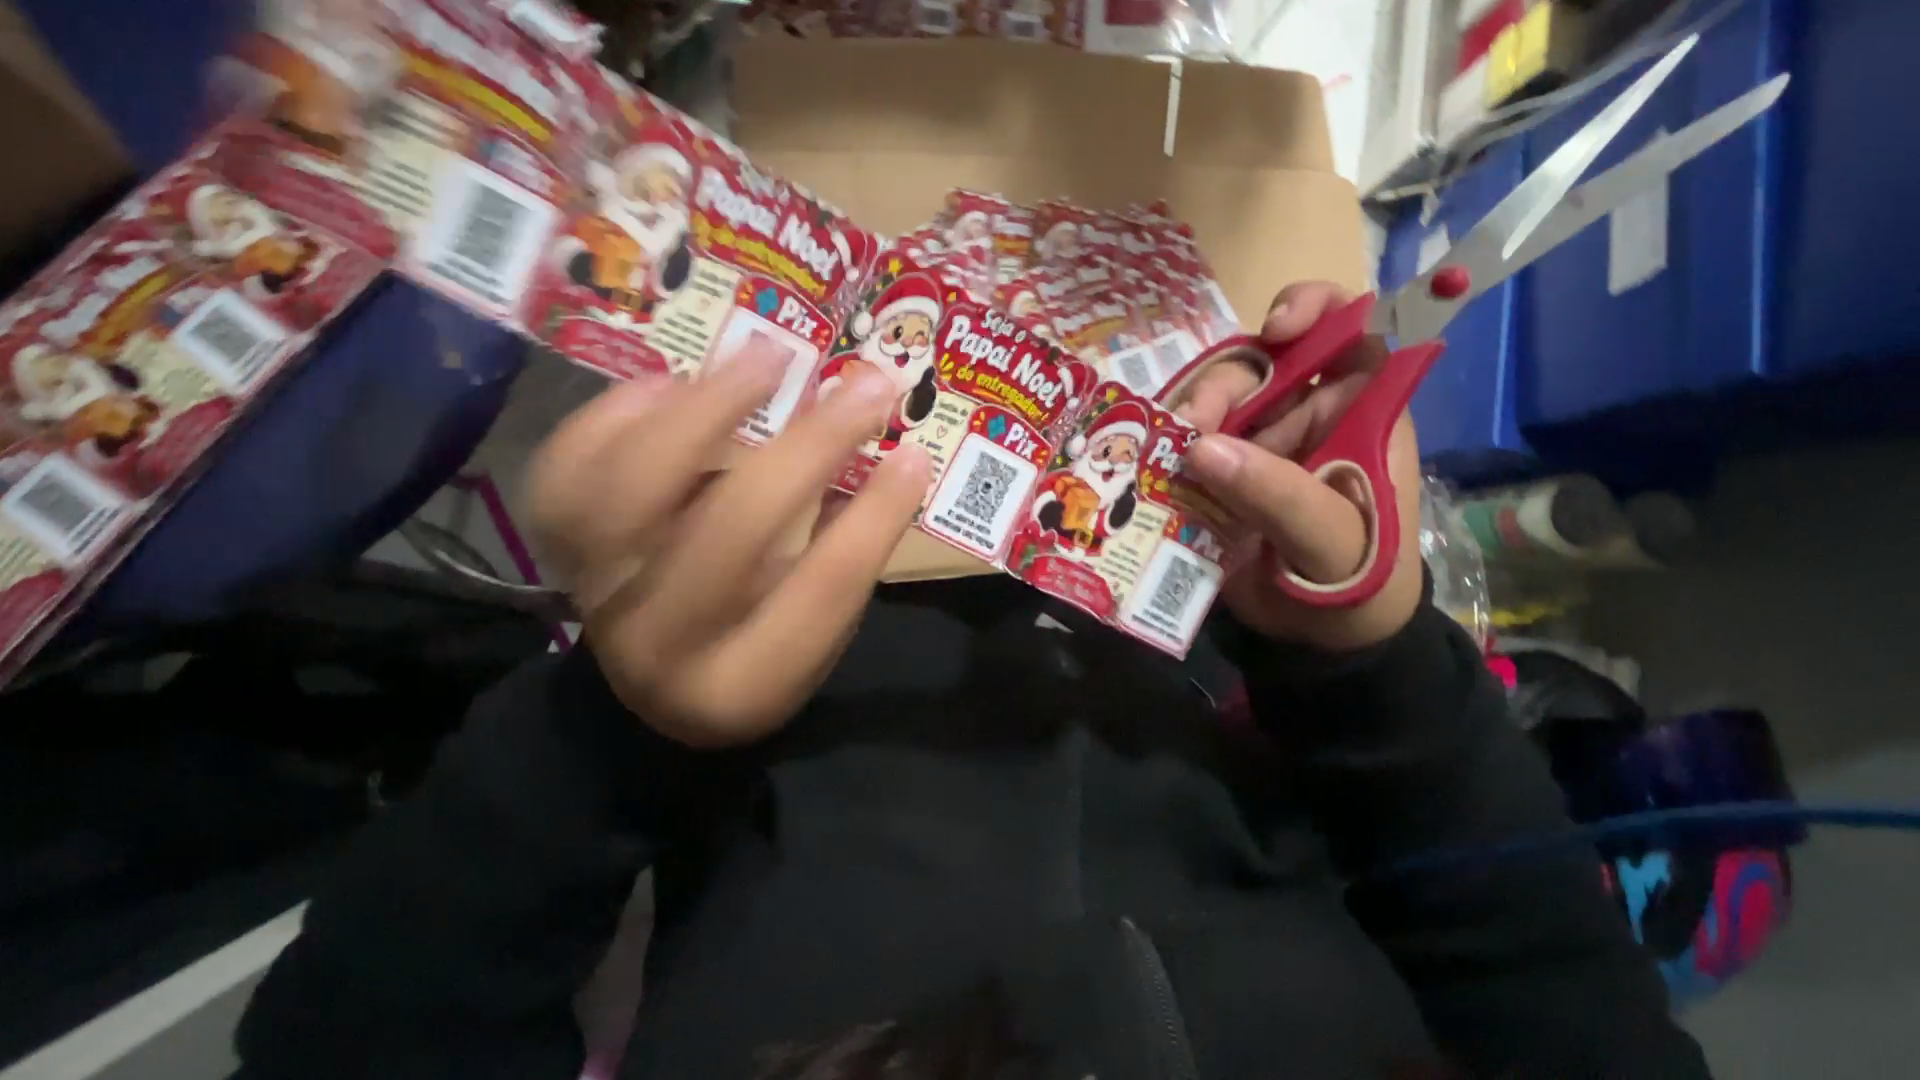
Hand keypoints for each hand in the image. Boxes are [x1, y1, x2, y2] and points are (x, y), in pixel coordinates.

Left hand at [527, 343, 928, 747]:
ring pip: (632, 489)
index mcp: (742, 687)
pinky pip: (570, 469)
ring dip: (706, 409)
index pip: (819, 592)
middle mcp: (658, 643)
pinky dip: (616, 414)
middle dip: (810, 448)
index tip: (914, 454)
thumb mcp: (810, 640)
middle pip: (730, 532)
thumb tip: (885, 458)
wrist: (638, 695)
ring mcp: (594, 591)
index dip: (875, 519)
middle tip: (863, 386)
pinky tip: (671, 382)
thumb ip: (838, 562)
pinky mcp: (555, 548)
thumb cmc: (750, 654)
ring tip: (767, 355)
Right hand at [1172, 282, 1424, 652]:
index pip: (1349, 331)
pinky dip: (1163, 444)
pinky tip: (1150, 461)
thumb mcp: (1329, 539)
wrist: (1320, 642)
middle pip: (1261, 363)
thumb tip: (1201, 445)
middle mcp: (1305, 416)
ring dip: (1188, 414)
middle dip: (1225, 383)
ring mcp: (1257, 444)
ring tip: (1168, 451)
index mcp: (1358, 414)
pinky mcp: (1218, 474)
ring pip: (1215, 398)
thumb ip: (1277, 493)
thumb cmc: (1355, 581)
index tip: (1275, 329)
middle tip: (1194, 424)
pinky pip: (1185, 440)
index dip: (1314, 308)